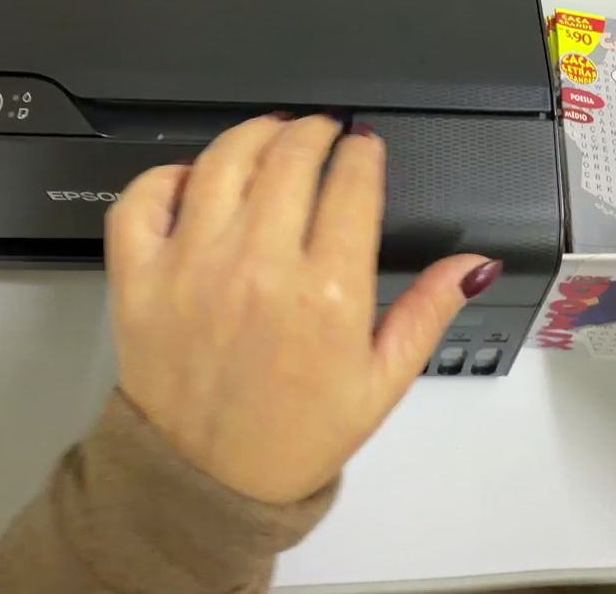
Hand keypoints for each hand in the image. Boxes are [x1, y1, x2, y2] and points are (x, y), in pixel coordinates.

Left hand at [105, 114, 500, 503]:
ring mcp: (192, 269)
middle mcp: (258, 269)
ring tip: (272, 133)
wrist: (208, 484)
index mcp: (327, 293)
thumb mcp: (383, 379)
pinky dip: (166, 174)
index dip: (363, 150)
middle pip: (291, 156)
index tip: (364, 143)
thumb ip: (429, 310)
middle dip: (316, 129)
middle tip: (324, 130)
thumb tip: (476, 264)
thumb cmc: (299, 431)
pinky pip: (143, 199)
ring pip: (223, 160)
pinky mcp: (139, 280)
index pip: (352, 183)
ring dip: (255, 132)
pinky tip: (195, 177)